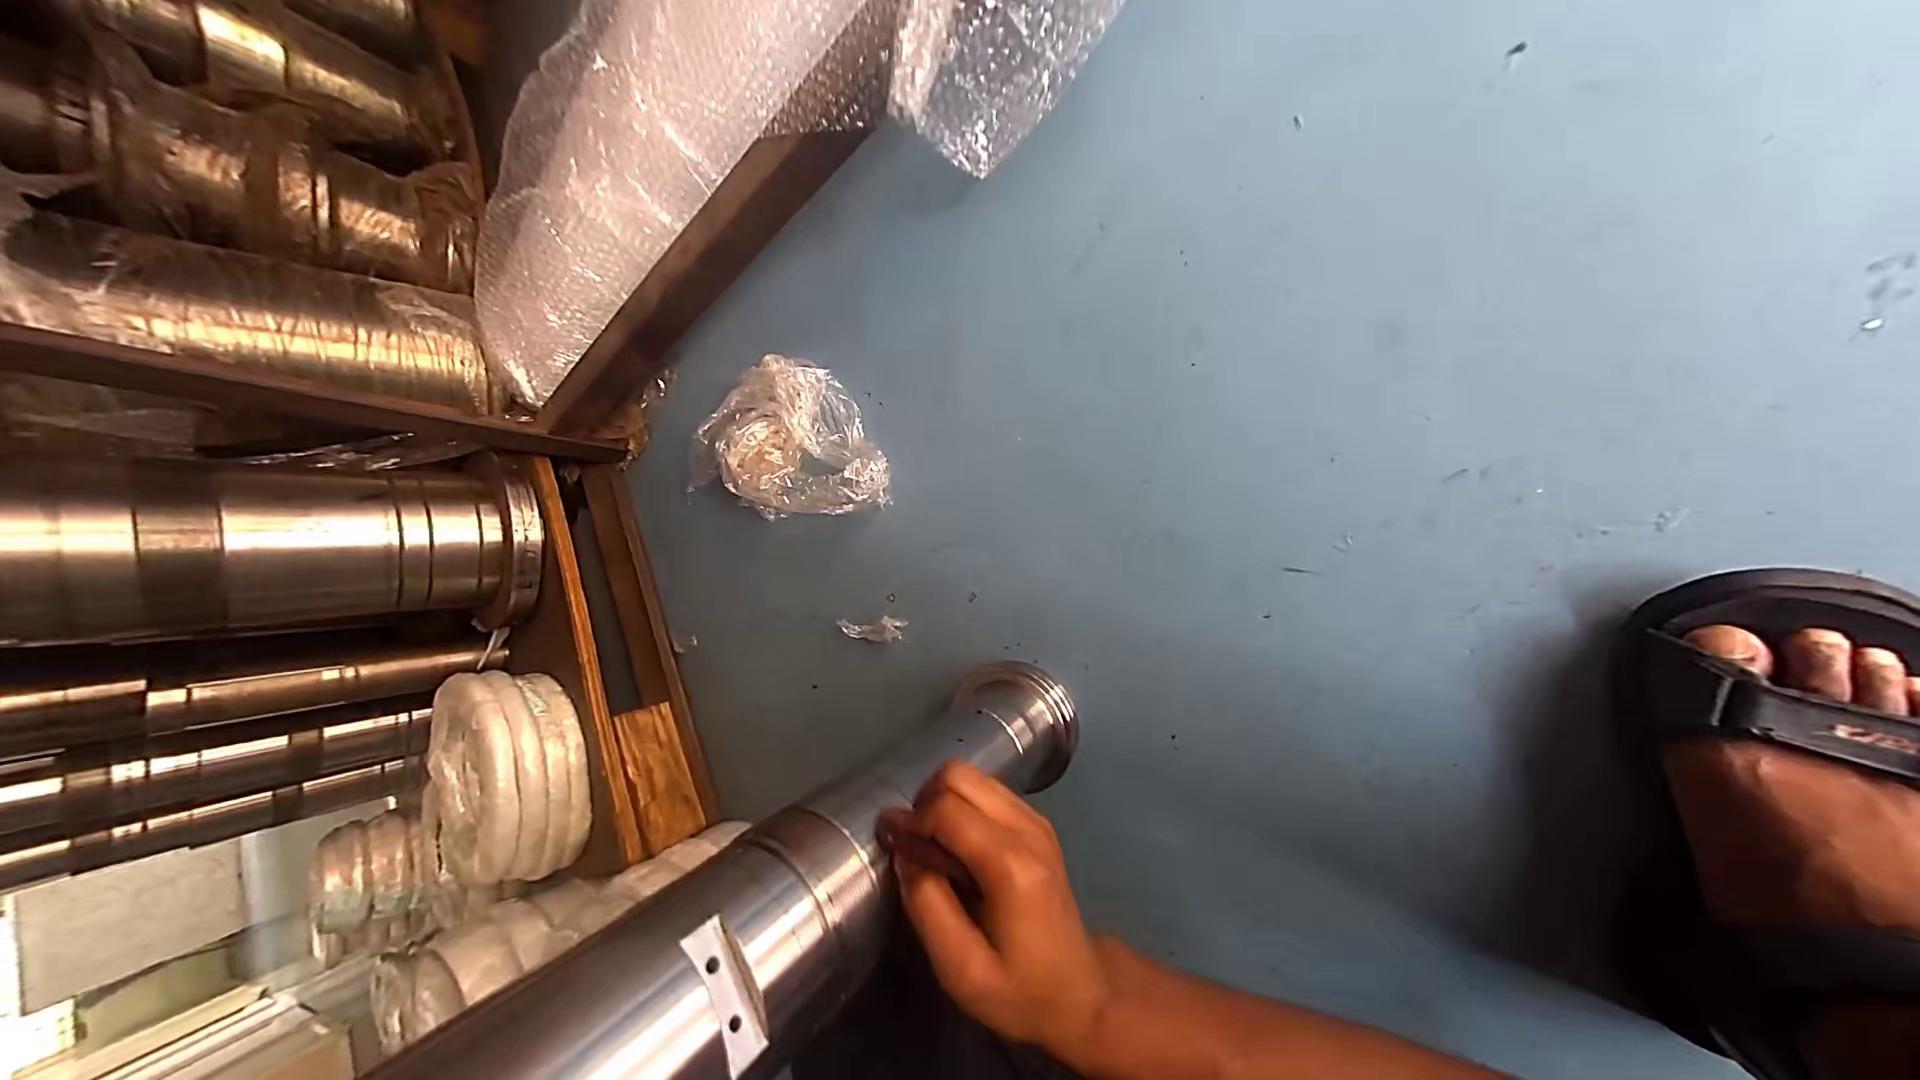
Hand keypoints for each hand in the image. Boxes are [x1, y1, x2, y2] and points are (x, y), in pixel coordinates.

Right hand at [882, 762, 1109, 1065]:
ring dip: (942, 799)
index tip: (888, 841)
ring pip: (973, 776)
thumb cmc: (1019, 991)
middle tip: (913, 843)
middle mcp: (1027, 827)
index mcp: (1011, 864)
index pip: (947, 809)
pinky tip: (958, 845)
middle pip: (959, 775)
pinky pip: (987, 789)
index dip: (909, 819)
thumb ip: (927, 906)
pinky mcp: (1037, 821)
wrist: (1080, 993)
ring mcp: (1036, 819)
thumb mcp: (961, 969)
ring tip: (933, 846)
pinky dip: (962, 804)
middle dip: (924, 801)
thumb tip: (904, 853)